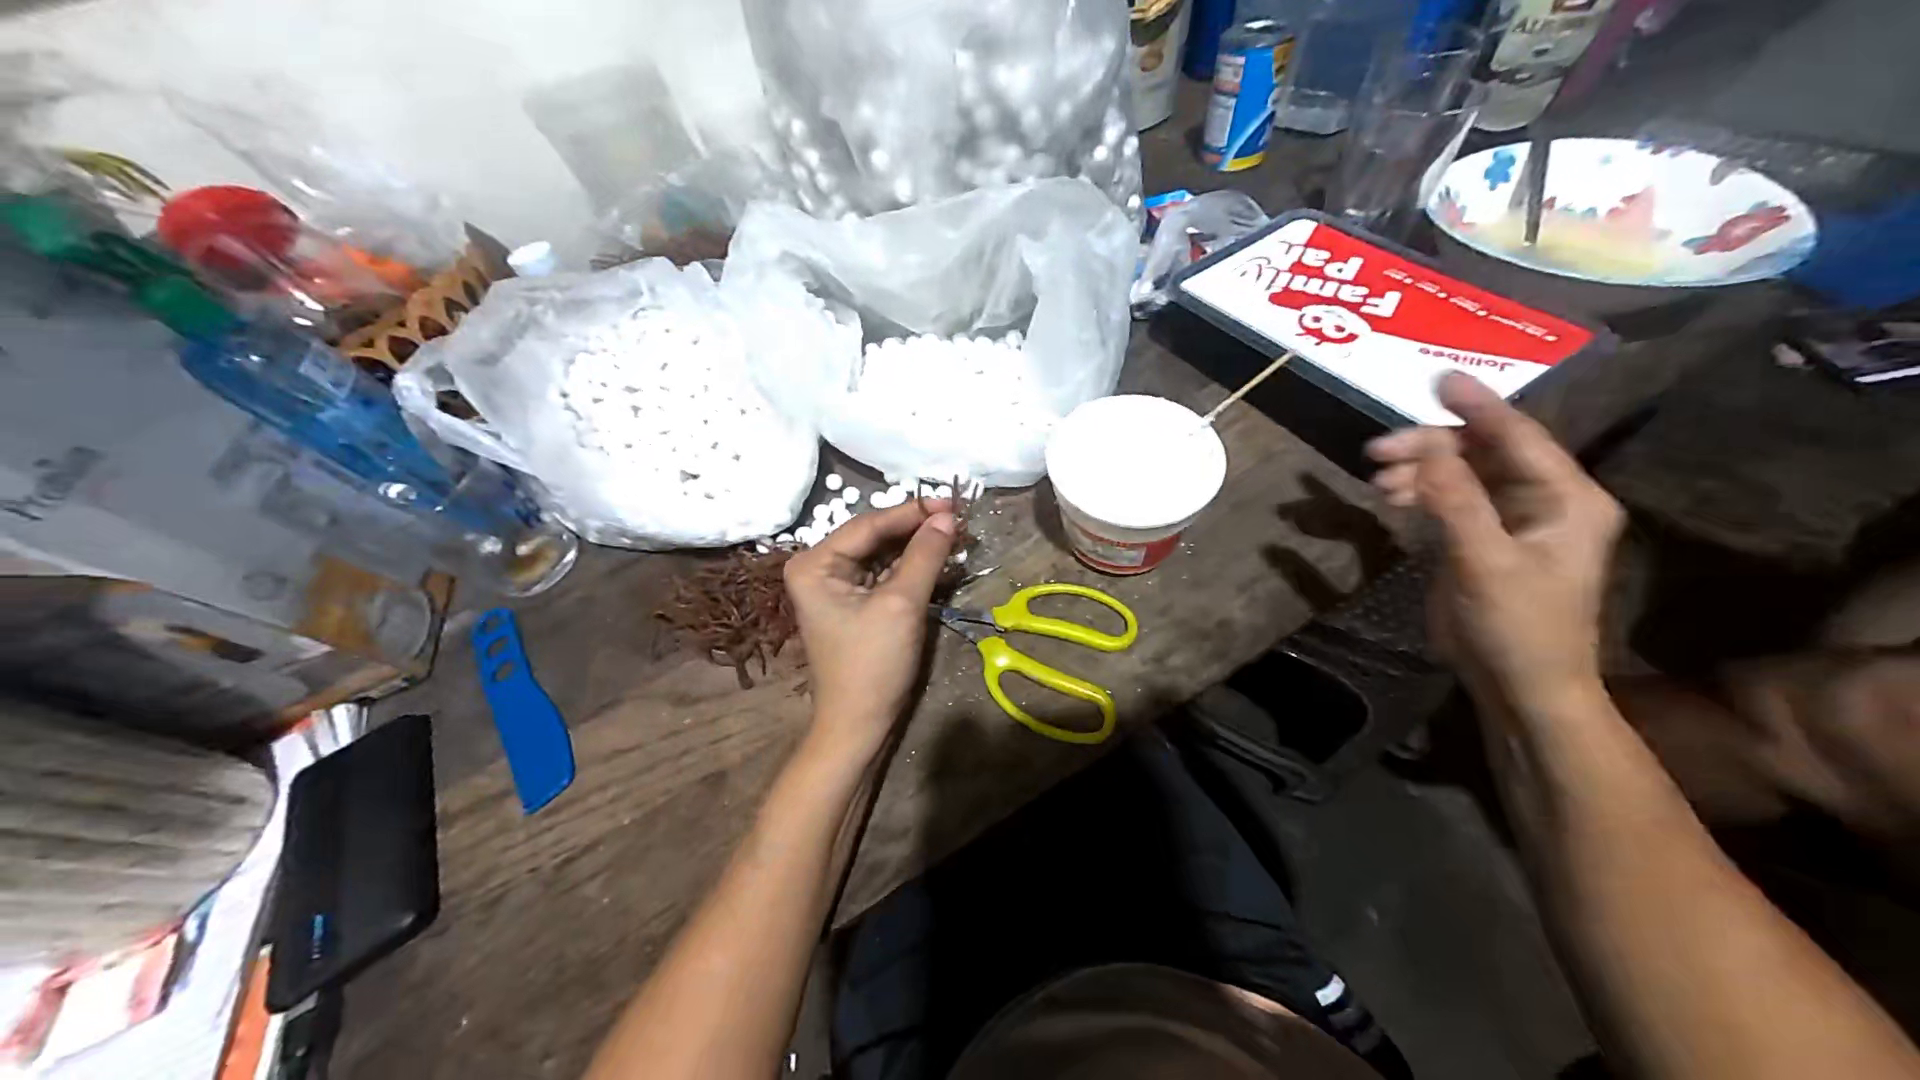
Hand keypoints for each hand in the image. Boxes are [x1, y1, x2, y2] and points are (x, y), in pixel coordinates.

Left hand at [783, 498, 956, 756]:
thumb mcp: (902, 604)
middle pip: (874, 536)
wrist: (859, 724)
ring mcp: (834, 587)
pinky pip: (884, 575)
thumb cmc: (873, 664)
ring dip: (917, 547)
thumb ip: (924, 555)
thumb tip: (948, 516)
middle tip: (958, 519)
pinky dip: (911, 568)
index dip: (912, 512)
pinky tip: (939, 560)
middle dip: (916, 529)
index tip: (951, 503)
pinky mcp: (853, 604)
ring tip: (955, 536)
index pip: (868, 524)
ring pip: (882, 554)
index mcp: (814, 563)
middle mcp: (818, 568)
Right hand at [1367, 373, 1622, 712]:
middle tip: (1376, 451)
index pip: (1520, 438)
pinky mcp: (1483, 540)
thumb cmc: (1517, 626)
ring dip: (1419, 472)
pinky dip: (1420, 494)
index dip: (1478, 406)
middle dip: (1430, 447)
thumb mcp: (1485, 562)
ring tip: (1378, 482)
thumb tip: (1429, 448)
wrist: (1519, 685)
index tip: (1437, 379)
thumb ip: (1457, 502)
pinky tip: (1391, 498)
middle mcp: (1544, 501)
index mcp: (1567, 500)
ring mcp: (1512, 521)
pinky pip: (1449, 500)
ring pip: (1461, 475)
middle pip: (1483, 452)